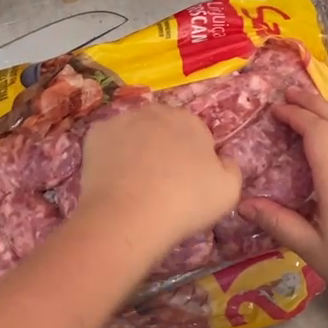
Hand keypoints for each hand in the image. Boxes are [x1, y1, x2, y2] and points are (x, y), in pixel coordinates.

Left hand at [76, 105, 241, 256]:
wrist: (130, 216)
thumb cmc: (185, 202)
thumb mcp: (229, 190)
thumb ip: (231, 167)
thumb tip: (223, 158)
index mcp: (190, 121)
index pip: (196, 134)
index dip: (194, 158)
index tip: (188, 181)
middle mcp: (156, 111)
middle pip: (163, 127)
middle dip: (164, 147)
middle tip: (162, 181)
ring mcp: (123, 119)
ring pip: (134, 131)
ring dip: (137, 148)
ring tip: (135, 182)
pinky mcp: (96, 133)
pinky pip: (108, 141)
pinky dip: (111, 154)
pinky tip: (113, 178)